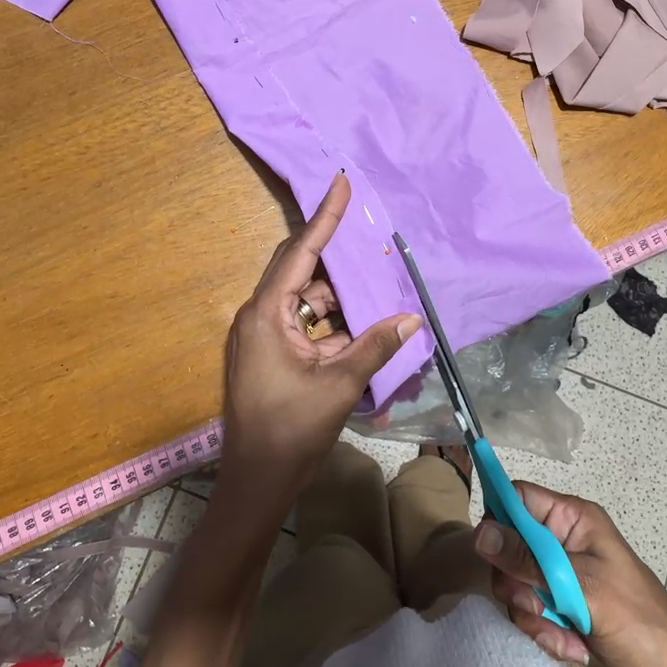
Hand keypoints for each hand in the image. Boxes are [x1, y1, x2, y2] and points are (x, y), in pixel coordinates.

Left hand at [220, 172, 419, 496]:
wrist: (254, 484)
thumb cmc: (291, 431)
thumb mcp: (339, 385)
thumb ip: (375, 346)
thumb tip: (411, 318)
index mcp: (266, 313)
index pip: (300, 251)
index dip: (324, 216)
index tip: (340, 182)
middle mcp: (258, 316)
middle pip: (299, 270)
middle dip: (336, 259)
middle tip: (369, 241)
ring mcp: (260, 337)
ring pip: (304, 300)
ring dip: (338, 300)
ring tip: (375, 295)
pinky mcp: (267, 355)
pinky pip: (302, 325)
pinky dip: (330, 325)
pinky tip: (360, 327)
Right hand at [475, 483, 666, 666]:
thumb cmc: (638, 620)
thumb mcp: (582, 586)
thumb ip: (529, 559)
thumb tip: (482, 533)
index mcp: (573, 520)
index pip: (519, 497)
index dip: (499, 518)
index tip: (490, 550)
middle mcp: (562, 543)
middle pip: (508, 547)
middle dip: (519, 584)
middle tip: (540, 603)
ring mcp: (560, 577)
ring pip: (515, 586)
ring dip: (534, 617)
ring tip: (567, 633)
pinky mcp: (560, 609)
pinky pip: (529, 614)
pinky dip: (545, 634)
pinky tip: (572, 645)